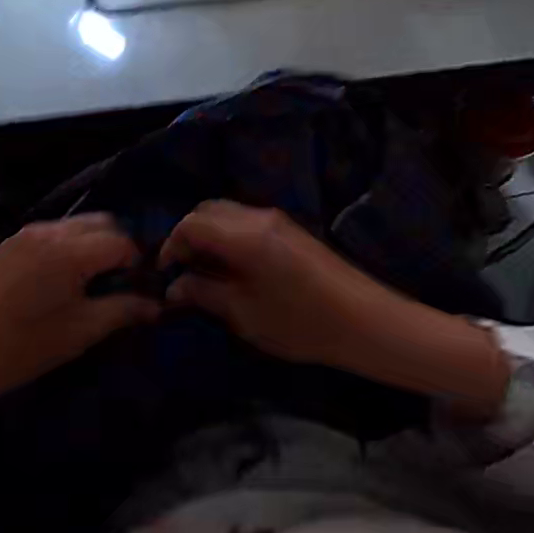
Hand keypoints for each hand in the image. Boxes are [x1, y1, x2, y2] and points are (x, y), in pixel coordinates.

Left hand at [0, 214, 156, 481]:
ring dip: (94, 245)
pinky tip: (65, 281)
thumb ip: (122, 311)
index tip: (146, 289)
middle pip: (101, 223)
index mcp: (72, 249)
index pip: (123, 241)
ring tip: (96, 284)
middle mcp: (51, 230)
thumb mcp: (79, 333)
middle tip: (125, 284)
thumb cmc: (20, 348)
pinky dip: (70, 247)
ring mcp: (26, 233)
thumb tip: (157, 304)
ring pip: (76, 226)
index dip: (141, 263)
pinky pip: (52, 234)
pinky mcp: (9, 243)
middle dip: (120, 247)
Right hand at [158, 200, 381, 368]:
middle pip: (207, 210)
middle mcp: (257, 217)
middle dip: (187, 234)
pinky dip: (227, 236)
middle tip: (182, 268)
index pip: (191, 224)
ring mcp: (276, 220)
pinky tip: (232, 267)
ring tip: (204, 270)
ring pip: (226, 212)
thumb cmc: (302, 322)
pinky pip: (245, 221)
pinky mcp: (290, 230)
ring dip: (208, 234)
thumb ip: (204, 294)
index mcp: (243, 235)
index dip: (170, 245)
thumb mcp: (245, 314)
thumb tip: (174, 287)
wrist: (369, 323)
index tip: (164, 273)